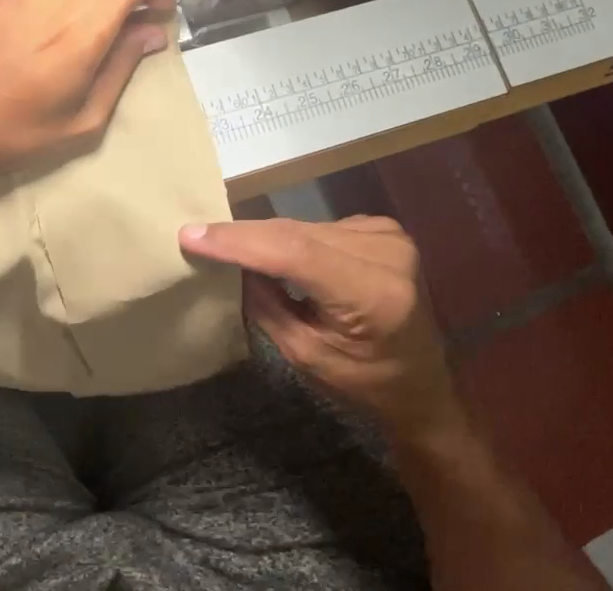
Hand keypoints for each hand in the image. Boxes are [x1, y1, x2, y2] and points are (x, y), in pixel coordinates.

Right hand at [180, 216, 460, 438]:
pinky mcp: (384, 229)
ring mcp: (388, 235)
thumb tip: (229, 261)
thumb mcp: (306, 354)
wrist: (421, 386)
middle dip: (244, 236)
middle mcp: (385, 253)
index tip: (191, 235)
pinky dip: (293, 239)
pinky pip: (320, 226)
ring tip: (230, 248)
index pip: (294, 252)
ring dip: (267, 238)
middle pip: (296, 233)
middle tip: (196, 238)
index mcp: (372, 293)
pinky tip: (279, 255)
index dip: (240, 241)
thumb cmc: (364, 383)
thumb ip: (267, 304)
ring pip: (304, 226)